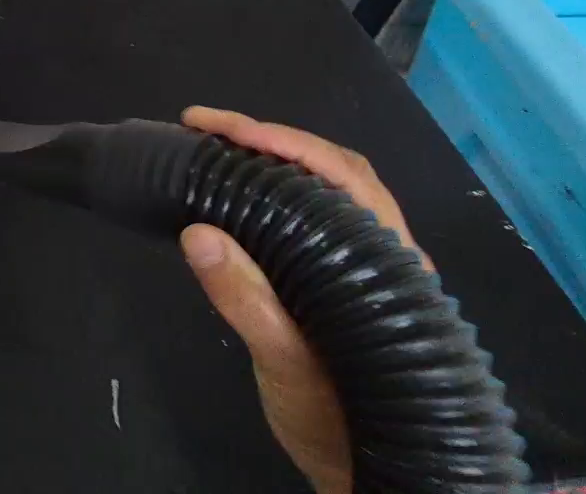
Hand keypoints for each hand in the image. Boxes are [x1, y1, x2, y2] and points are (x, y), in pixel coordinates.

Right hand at [177, 107, 431, 493]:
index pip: (342, 178)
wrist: (369, 472)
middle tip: (203, 126)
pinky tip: (234, 185)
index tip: (220, 129)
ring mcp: (364, 264)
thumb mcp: (287, 366)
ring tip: (212, 143)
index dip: (281, 143)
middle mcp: (385, 254)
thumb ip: (248, 302)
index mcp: (388, 267)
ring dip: (269, 156)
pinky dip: (269, 184)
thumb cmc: (335, 421)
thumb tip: (197, 233)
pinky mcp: (338, 276)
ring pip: (323, 187)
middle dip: (267, 138)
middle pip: (334, 170)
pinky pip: (308, 211)